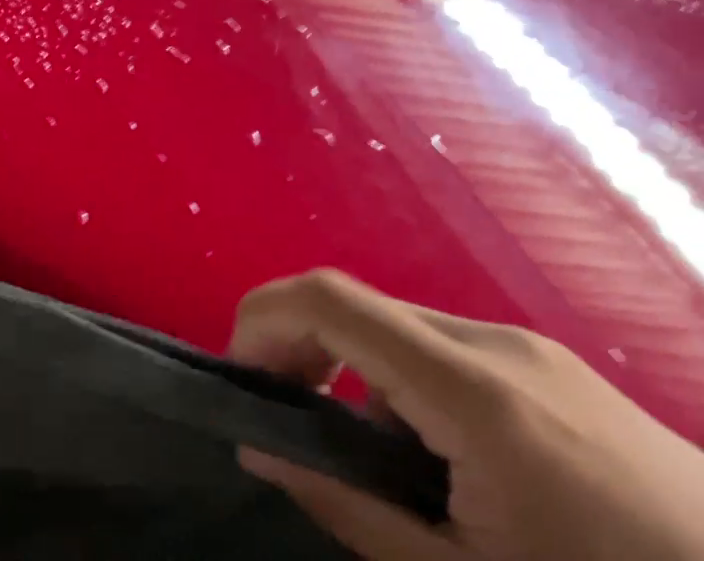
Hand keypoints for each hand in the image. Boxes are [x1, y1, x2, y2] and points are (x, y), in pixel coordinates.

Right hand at [230, 269, 703, 560]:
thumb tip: (256, 450)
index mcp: (475, 391)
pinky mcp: (559, 373)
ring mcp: (536, 355)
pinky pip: (444, 351)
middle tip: (289, 426)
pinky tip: (438, 460)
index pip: (327, 300)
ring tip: (375, 464)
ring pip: (395, 330)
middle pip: (354, 309)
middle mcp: (499, 347)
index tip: (245, 384)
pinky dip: (402, 385)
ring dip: (352, 375)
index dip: (259, 321)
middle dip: (297, 353)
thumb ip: (346, 506)